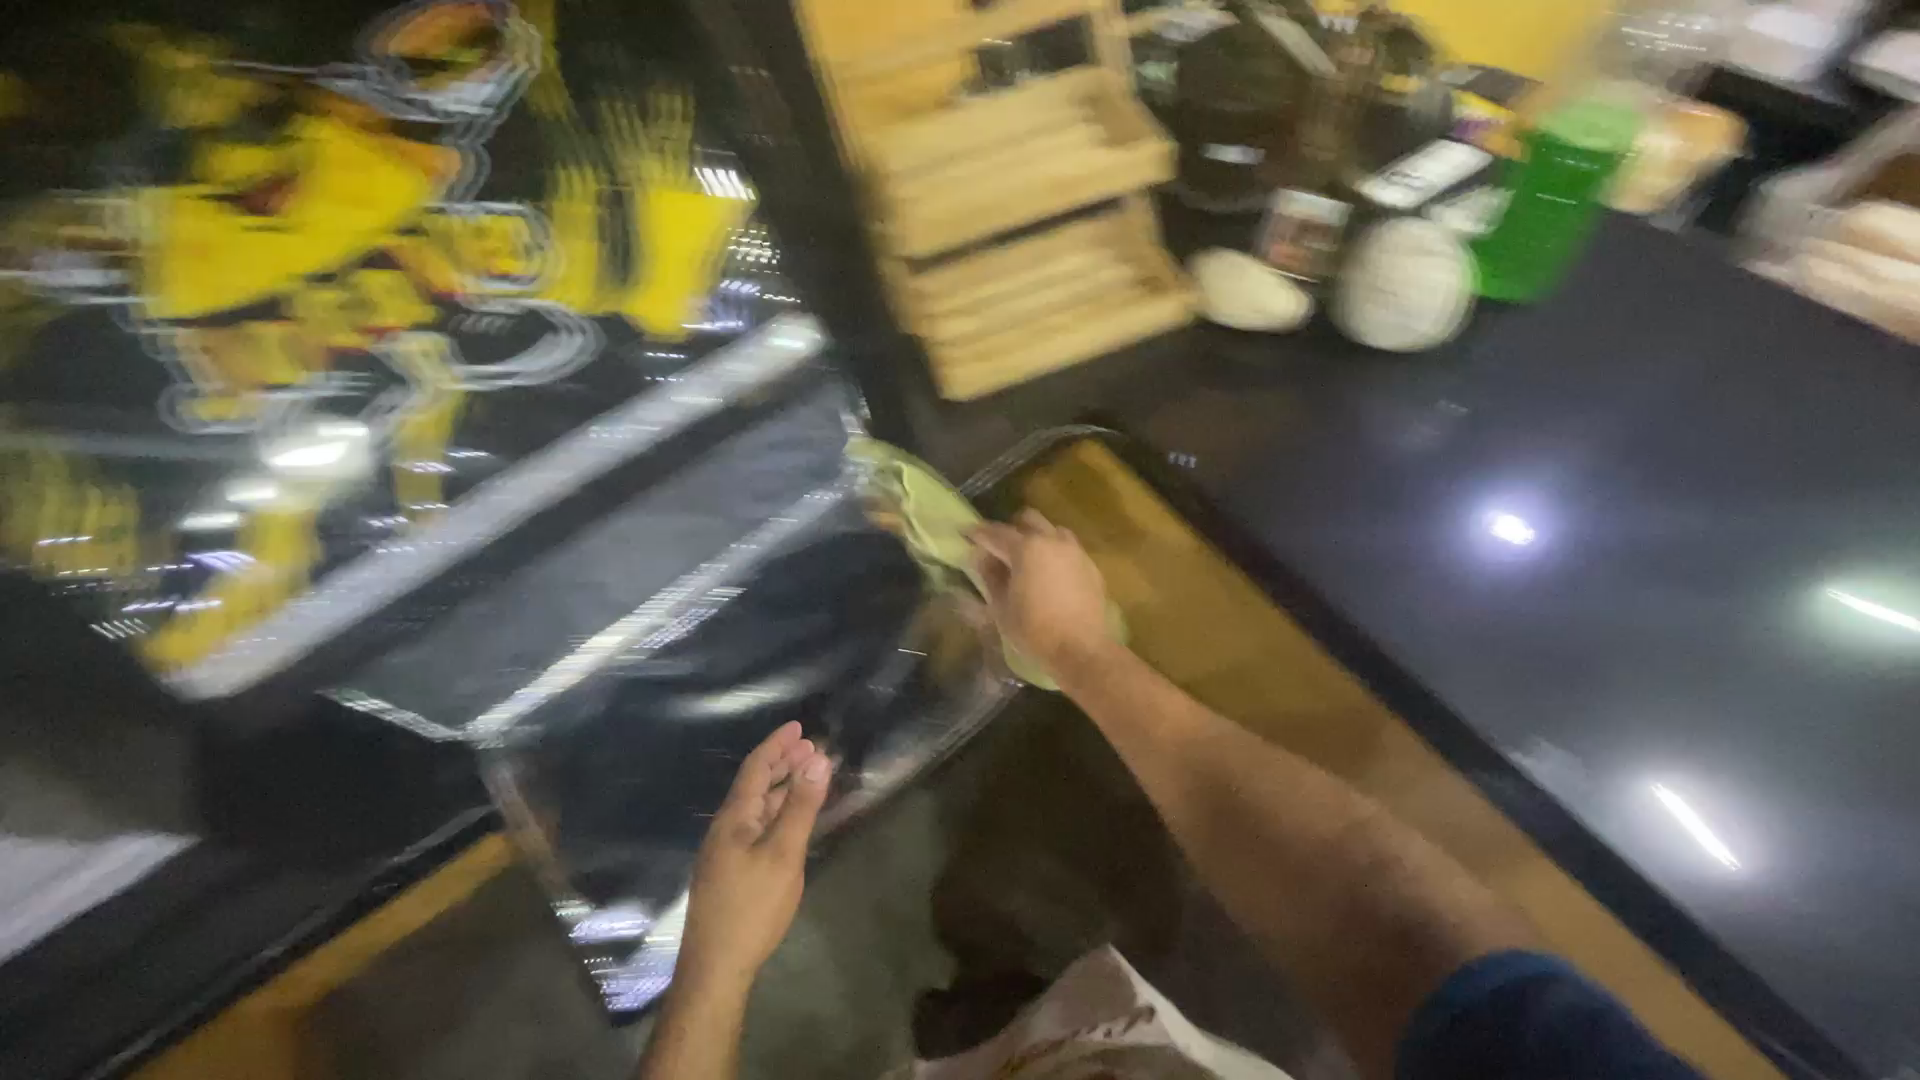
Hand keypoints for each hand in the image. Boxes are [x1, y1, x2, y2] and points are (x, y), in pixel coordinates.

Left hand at [678, 722, 832, 994]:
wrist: (715, 967)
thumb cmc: (752, 906)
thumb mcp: (783, 853)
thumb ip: (800, 806)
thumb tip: (818, 760)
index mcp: (734, 817)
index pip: (755, 768)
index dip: (777, 745)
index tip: (798, 727)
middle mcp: (725, 828)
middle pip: (754, 785)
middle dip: (781, 763)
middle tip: (810, 748)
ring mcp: (724, 852)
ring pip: (756, 808)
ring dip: (781, 789)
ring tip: (807, 777)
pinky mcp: (730, 873)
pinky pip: (756, 827)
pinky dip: (776, 813)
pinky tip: (789, 822)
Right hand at [969, 509, 1112, 671]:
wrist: (1082, 649)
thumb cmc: (1035, 631)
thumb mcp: (1001, 607)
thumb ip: (990, 576)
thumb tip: (980, 557)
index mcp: (1026, 548)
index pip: (995, 533)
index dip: (977, 533)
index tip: (965, 533)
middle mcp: (1052, 541)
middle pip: (1028, 520)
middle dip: (1010, 528)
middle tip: (998, 547)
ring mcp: (1075, 551)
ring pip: (1052, 530)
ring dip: (1036, 537)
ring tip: (1028, 559)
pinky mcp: (1090, 566)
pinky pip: (1069, 548)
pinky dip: (1055, 553)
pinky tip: (1050, 574)